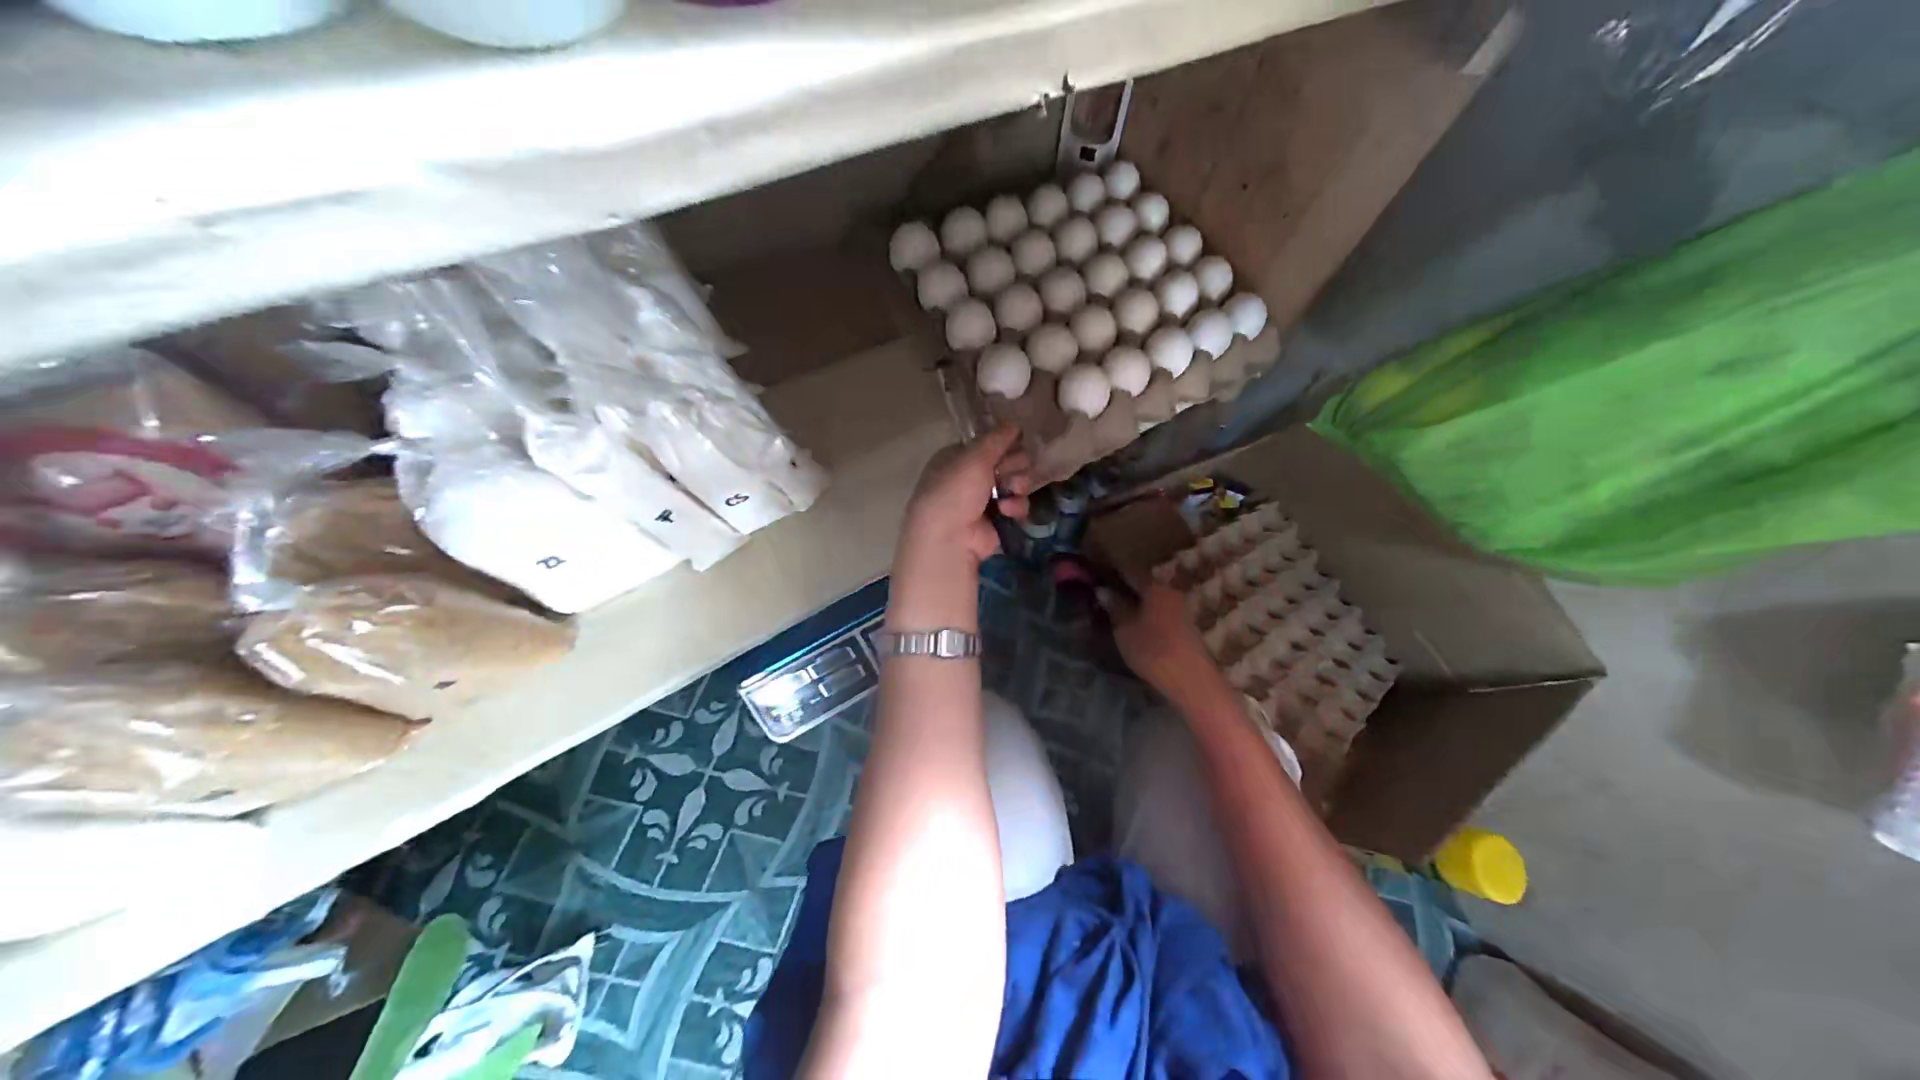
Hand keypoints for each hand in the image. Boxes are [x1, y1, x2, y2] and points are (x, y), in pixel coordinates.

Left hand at [899, 425, 1031, 569]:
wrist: (949, 539)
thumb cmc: (956, 491)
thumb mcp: (974, 457)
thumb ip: (997, 439)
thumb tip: (1014, 423)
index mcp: (957, 457)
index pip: (989, 442)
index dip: (1005, 442)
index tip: (1016, 443)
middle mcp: (969, 476)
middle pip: (1007, 460)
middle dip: (1014, 464)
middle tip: (1009, 470)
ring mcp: (983, 499)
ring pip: (1015, 482)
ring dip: (1017, 484)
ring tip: (1012, 491)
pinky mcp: (996, 519)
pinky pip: (1016, 504)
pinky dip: (1016, 506)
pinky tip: (1008, 511)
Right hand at [1100, 581, 1225, 705]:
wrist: (1191, 679)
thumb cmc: (1152, 649)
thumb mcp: (1124, 629)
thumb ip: (1115, 607)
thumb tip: (1103, 590)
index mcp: (1155, 587)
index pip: (1132, 572)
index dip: (1115, 573)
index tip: (1100, 576)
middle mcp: (1172, 593)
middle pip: (1146, 586)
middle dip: (1128, 590)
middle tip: (1108, 597)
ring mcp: (1183, 610)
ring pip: (1156, 601)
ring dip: (1140, 605)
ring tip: (1121, 614)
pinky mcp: (1188, 628)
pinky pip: (1163, 614)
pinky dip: (1150, 616)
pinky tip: (1140, 627)